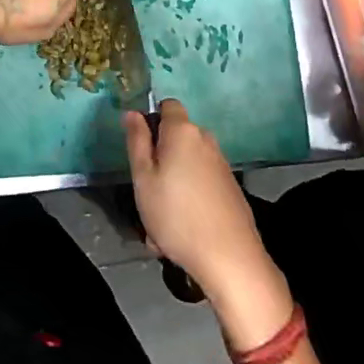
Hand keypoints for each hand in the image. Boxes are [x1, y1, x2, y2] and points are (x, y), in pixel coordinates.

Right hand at [125, 100, 276, 302]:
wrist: (230, 259)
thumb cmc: (176, 214)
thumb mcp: (143, 178)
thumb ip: (137, 141)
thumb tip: (133, 113)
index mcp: (183, 132)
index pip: (168, 105)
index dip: (151, 119)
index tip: (140, 147)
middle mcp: (206, 141)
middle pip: (176, 138)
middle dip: (159, 159)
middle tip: (145, 192)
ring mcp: (222, 166)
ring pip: (186, 166)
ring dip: (172, 185)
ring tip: (161, 222)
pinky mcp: (231, 189)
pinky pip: (200, 185)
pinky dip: (189, 199)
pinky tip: (181, 230)